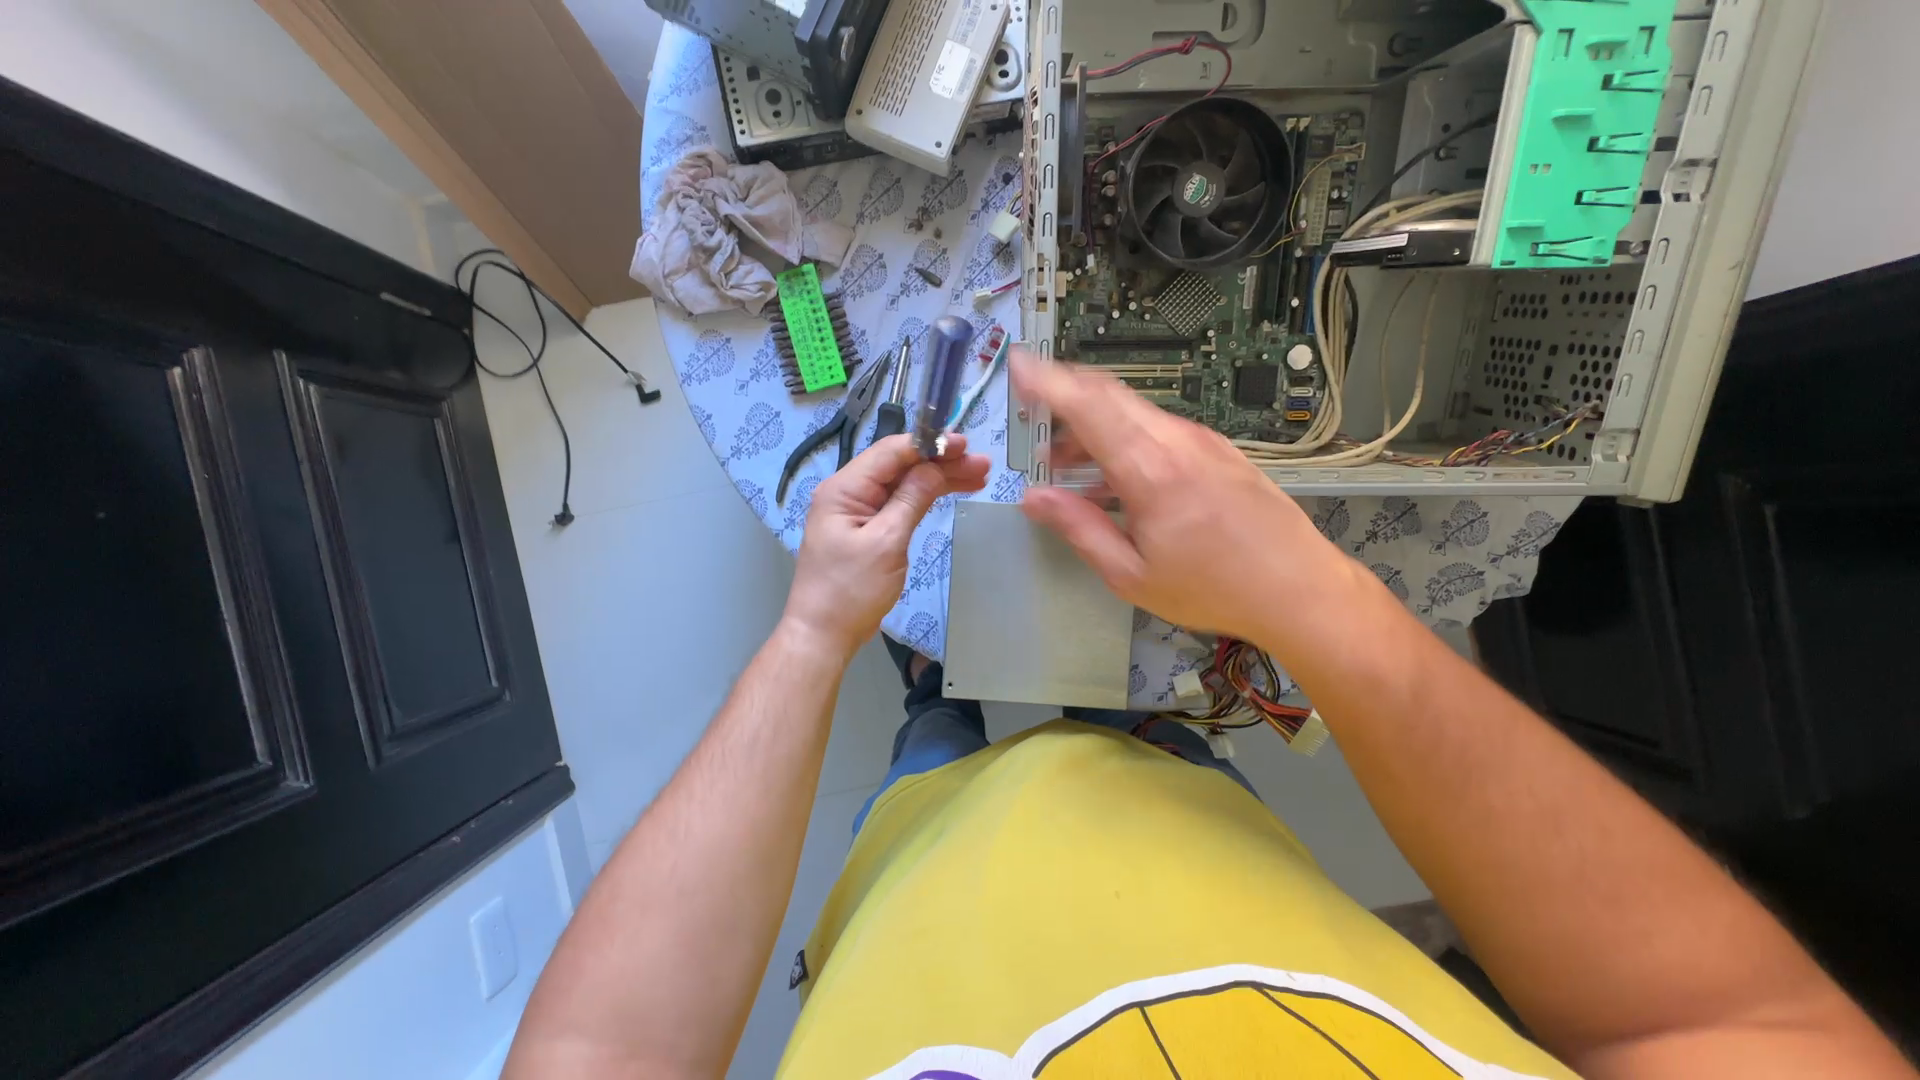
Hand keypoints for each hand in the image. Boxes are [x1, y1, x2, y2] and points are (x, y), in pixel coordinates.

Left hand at [784, 433, 989, 659]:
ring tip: (979, 477)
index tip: (964, 444)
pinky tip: (952, 492)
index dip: (929, 444)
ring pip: (903, 483)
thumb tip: (935, 467)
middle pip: (900, 465)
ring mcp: (858, 512)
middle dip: (941, 462)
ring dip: (939, 479)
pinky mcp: (867, 530)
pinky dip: (926, 498)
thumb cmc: (851, 591)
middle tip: (983, 464)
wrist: (823, 634)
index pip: (891, 451)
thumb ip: (911, 500)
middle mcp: (849, 492)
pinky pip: (899, 503)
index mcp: (845, 488)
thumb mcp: (887, 542)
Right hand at [1011, 349, 1364, 645]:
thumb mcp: (1132, 574)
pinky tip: (1118, 480)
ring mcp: (1203, 442)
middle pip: (1109, 396)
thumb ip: (1079, 529)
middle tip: (1035, 424)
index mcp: (1151, 470)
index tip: (1020, 365)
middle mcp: (1178, 442)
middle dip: (1064, 400)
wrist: (1299, 588)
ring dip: (1095, 427)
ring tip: (1069, 468)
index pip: (1088, 405)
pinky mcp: (1219, 451)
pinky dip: (1126, 440)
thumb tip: (1035, 500)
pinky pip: (1160, 430)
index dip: (1047, 381)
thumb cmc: (1216, 588)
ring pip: (1134, 413)